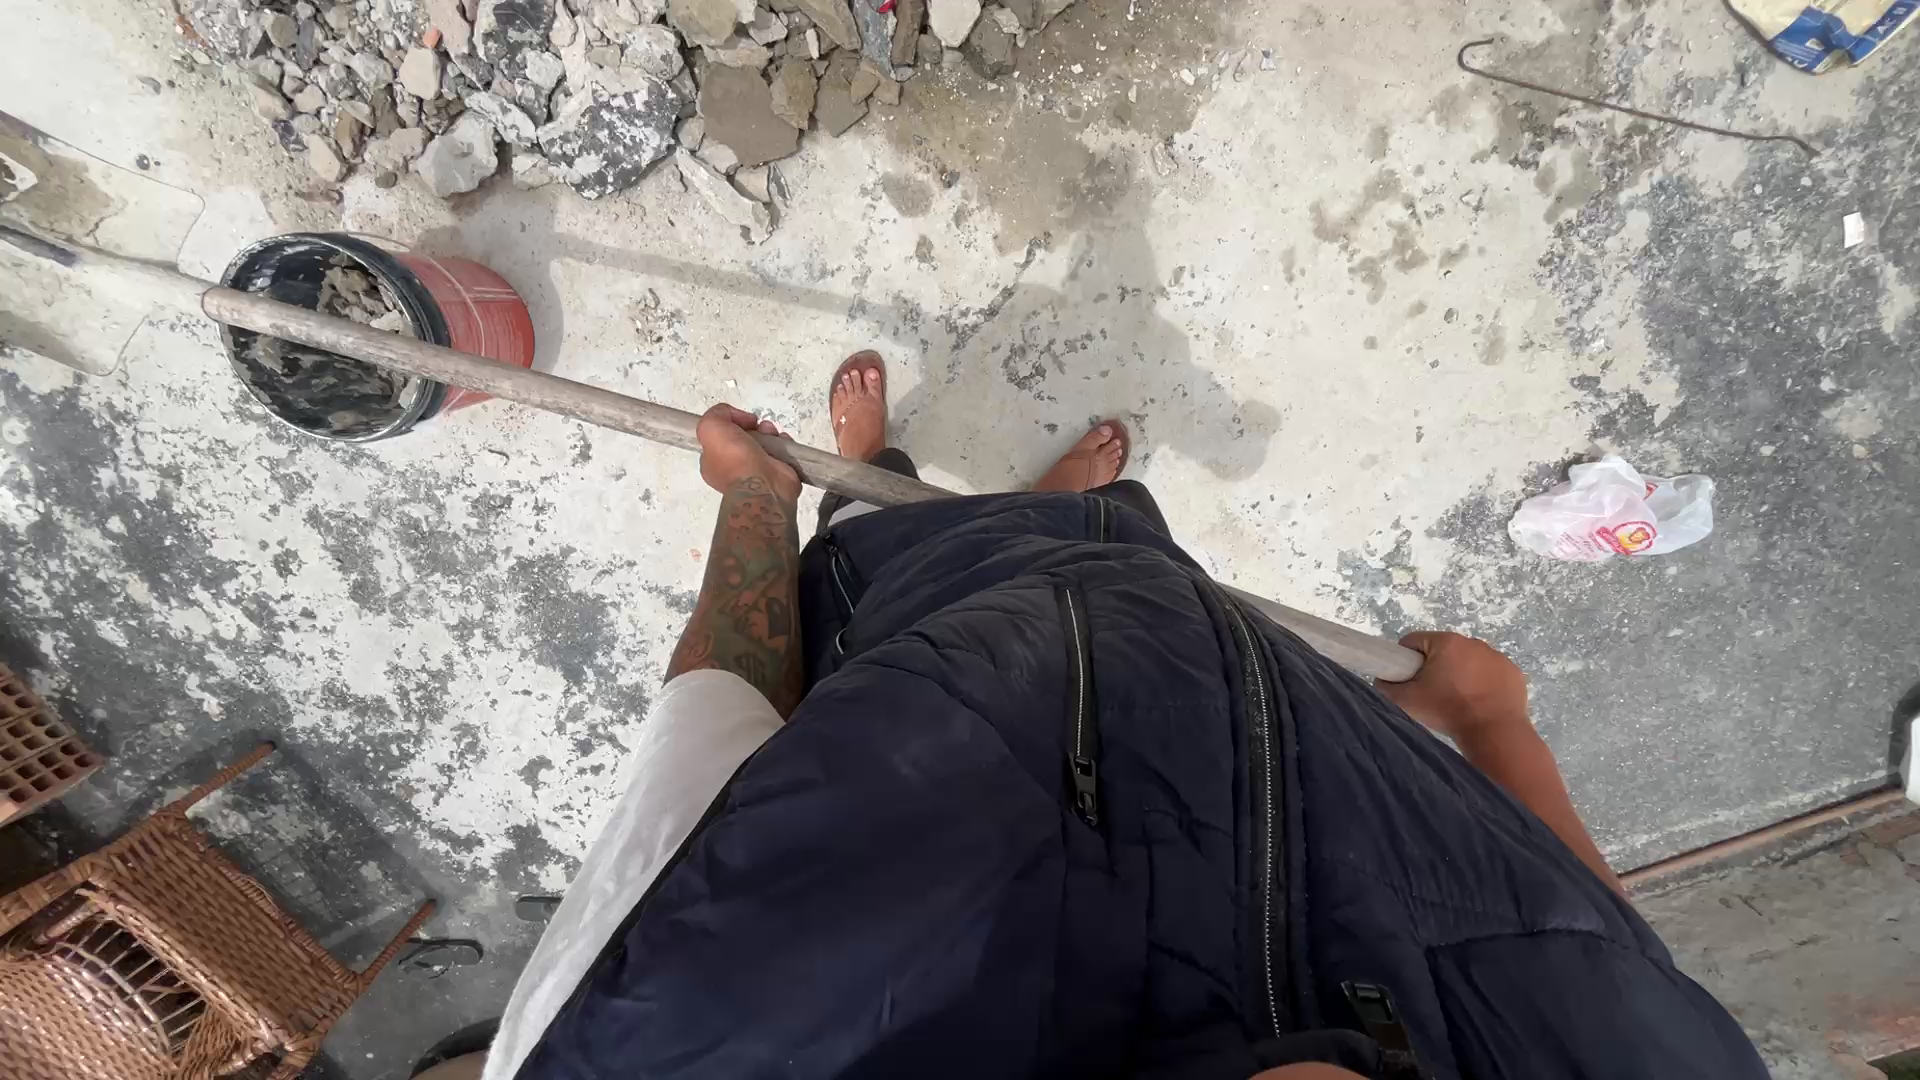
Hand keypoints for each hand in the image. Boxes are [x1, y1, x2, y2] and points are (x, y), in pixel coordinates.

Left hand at [695, 403, 800, 503]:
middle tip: (756, 427)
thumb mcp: (710, 427)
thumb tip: (736, 416)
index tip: (739, 421)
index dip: (731, 424)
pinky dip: (783, 443)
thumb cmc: (735, 460)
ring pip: (764, 442)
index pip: (721, 438)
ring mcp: (758, 471)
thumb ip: (716, 414)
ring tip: (770, 434)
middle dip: (753, 427)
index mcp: (715, 462)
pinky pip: (781, 450)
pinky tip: (781, 443)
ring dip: (769, 432)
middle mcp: (735, 468)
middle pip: (745, 437)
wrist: (764, 483)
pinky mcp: (778, 472)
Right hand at [1375, 631, 1528, 741]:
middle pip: (1441, 650)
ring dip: (1459, 673)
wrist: (1494, 733)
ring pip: (1467, 660)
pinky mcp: (1514, 672)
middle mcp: (1473, 642)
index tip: (1408, 679)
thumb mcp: (1403, 700)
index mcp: (1445, 642)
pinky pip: (1489, 672)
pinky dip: (1482, 682)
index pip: (1413, 641)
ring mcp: (1497, 657)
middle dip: (1434, 666)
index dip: (1405, 659)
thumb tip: (1383, 680)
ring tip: (1458, 699)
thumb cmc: (1447, 711)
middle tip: (1431, 692)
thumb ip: (1384, 686)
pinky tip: (1479, 701)